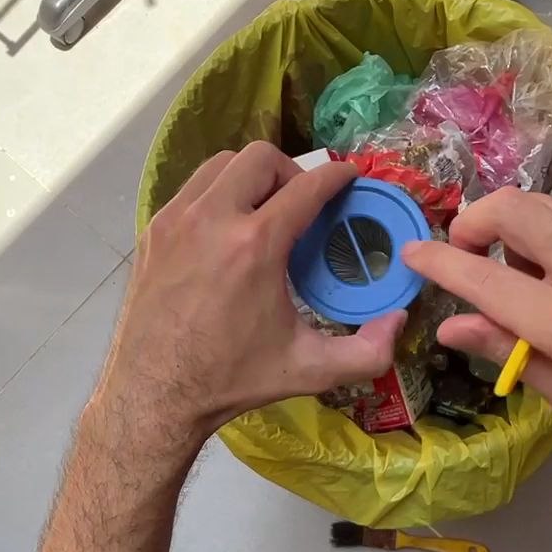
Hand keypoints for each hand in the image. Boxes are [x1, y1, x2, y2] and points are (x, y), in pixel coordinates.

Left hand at [94, 142, 403, 454]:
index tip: (350, 177)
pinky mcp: (153, 230)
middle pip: (261, 158)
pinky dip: (217, 194)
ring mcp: (175, 220)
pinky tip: (227, 230)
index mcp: (255, 245)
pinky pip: (192, 189)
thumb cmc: (233, 379)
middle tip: (302, 205)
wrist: (154, 393)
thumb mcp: (310, 370)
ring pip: (221, 164)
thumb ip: (368, 351)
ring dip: (251, 176)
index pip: (307, 186)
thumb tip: (399, 320)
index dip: (337, 176)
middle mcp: (212, 219)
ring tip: (264, 210)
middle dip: (291, 172)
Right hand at [402, 188, 551, 452]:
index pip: (486, 280)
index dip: (439, 262)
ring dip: (513, 226)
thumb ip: (507, 352)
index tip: (413, 253)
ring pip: (541, 202)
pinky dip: (550, 227)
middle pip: (512, 209)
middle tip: (468, 249)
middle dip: (473, 220)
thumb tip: (449, 326)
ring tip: (525, 267)